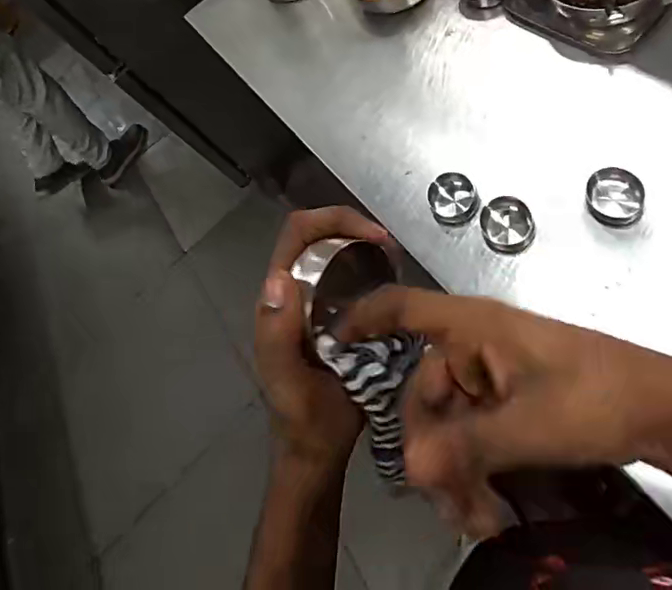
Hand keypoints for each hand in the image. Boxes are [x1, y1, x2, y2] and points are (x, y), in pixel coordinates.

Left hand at [255, 207, 393, 471]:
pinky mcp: (337, 315)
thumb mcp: (285, 379)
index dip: (332, 221)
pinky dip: (372, 269)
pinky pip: (352, 278)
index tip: (372, 235)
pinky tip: (393, 282)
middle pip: (318, 235)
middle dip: (351, 227)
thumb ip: (277, 333)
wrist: (319, 450)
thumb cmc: (301, 417)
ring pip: (335, 253)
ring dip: (363, 245)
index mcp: (279, 296)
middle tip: (389, 247)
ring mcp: (316, 301)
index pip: (298, 234)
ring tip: (394, 259)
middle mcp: (295, 290)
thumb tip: (278, 278)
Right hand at [337, 288, 671, 535]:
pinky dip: (475, 467)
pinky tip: (488, 507)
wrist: (666, 412)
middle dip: (430, 449)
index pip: (400, 307)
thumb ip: (467, 446)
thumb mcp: (529, 426)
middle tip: (444, 504)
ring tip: (476, 518)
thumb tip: (408, 469)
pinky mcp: (507, 398)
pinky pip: (472, 430)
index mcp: (470, 325)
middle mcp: (471, 343)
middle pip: (424, 390)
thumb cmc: (595, 396)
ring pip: (449, 420)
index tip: (331, 343)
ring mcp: (490, 372)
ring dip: (456, 469)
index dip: (361, 318)